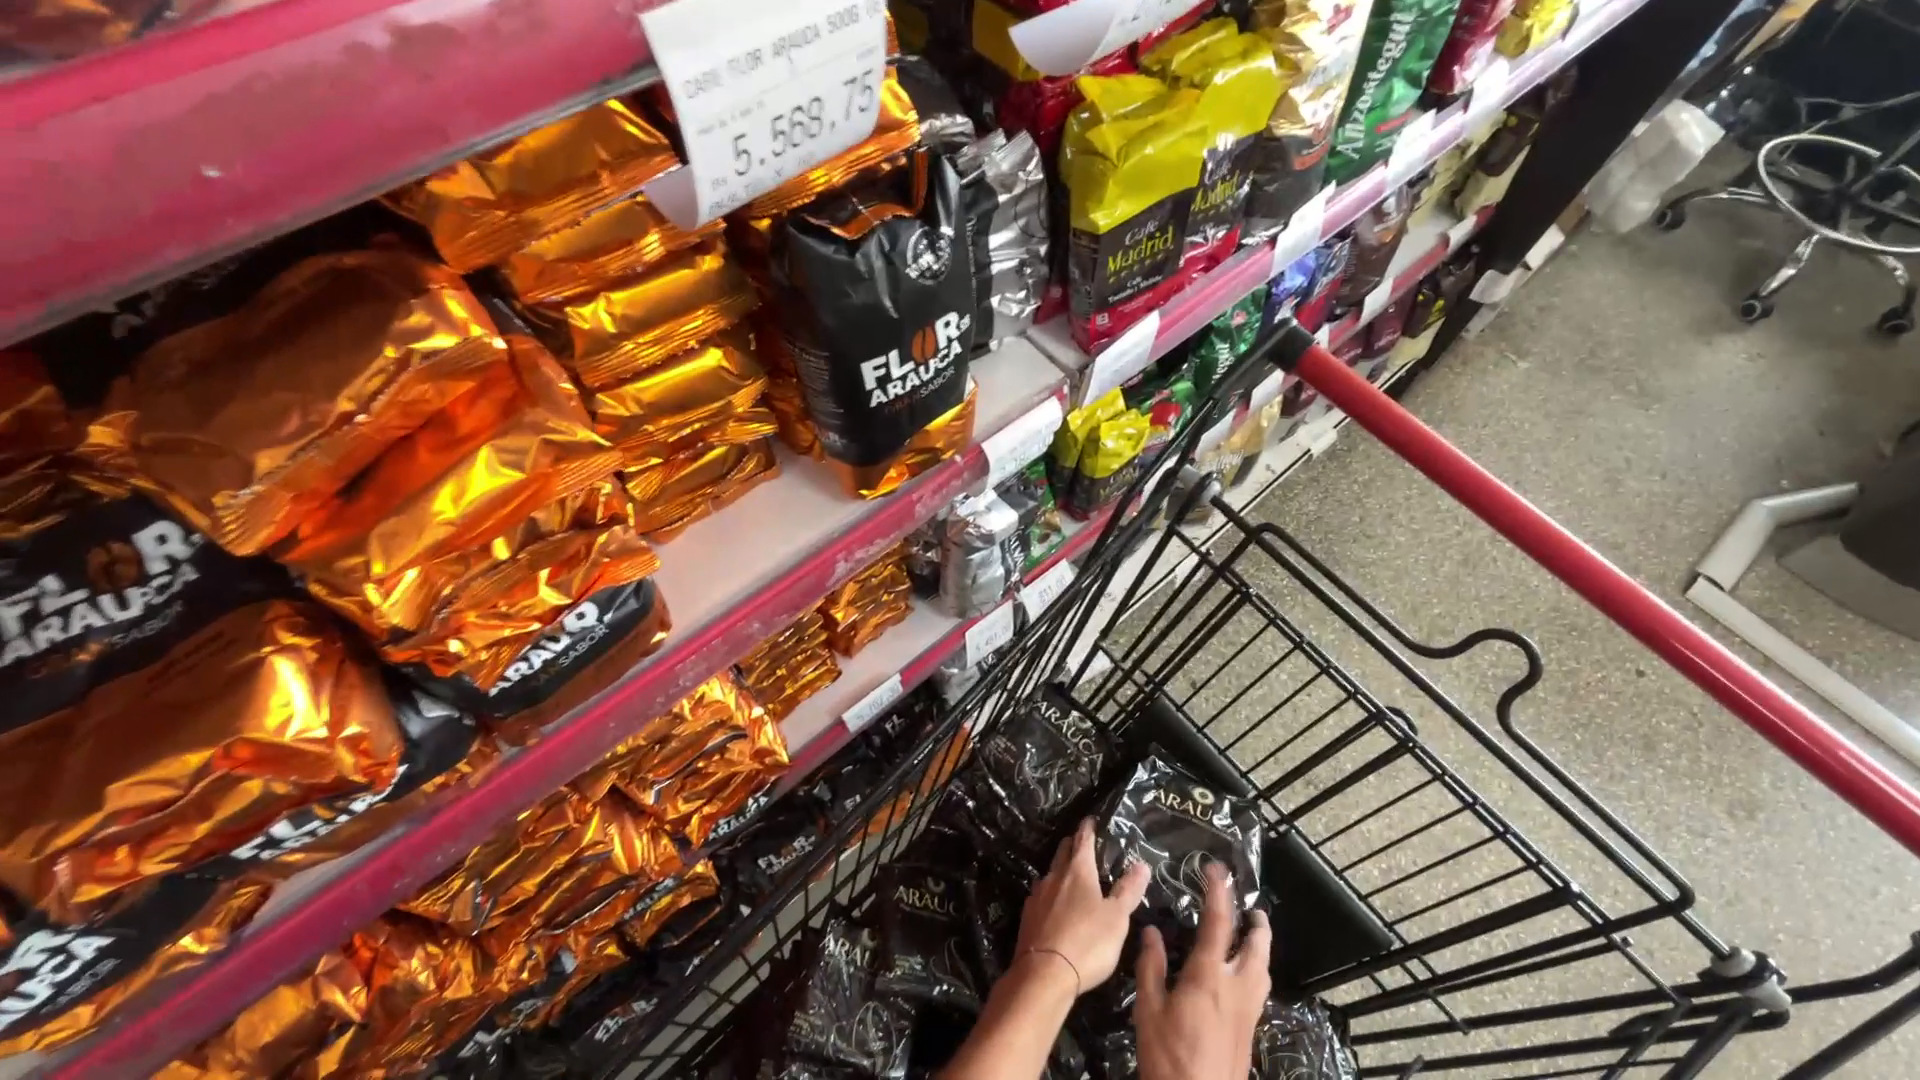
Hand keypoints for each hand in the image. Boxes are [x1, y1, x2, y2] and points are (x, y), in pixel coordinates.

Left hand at [1015, 817, 1149, 994]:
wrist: (1043, 974)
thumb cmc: (1087, 942)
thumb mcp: (1117, 918)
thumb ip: (1128, 890)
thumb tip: (1141, 864)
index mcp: (1078, 872)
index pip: (1083, 841)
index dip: (1088, 828)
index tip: (1090, 819)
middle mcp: (1054, 877)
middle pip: (1062, 853)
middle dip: (1072, 845)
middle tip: (1081, 843)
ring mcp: (1037, 896)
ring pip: (1049, 874)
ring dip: (1059, 870)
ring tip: (1069, 874)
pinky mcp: (1027, 917)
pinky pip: (1041, 896)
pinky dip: (1050, 894)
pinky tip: (1054, 905)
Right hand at [1133, 862, 1271, 1079]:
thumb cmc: (1169, 1056)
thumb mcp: (1148, 1010)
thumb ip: (1152, 967)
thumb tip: (1152, 932)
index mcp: (1209, 976)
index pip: (1218, 923)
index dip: (1219, 893)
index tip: (1217, 870)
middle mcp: (1236, 987)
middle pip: (1257, 947)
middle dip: (1257, 924)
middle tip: (1253, 908)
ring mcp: (1247, 1011)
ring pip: (1264, 969)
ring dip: (1261, 947)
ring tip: (1254, 936)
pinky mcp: (1250, 1030)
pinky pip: (1260, 988)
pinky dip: (1257, 970)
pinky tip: (1245, 976)